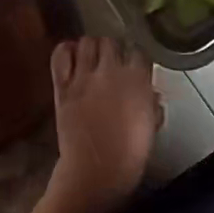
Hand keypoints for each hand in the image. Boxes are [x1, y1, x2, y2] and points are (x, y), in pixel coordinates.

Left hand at [46, 37, 162, 212]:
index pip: (139, 51)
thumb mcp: (151, 128)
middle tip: (111, 63)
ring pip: (87, 41)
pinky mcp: (62, 84)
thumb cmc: (130, 155)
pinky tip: (71, 57)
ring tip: (92, 59)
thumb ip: (151, 105)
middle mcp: (111, 71)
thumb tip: (151, 94)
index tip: (134, 66)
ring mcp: (84, 76)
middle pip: (111, 42)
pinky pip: (61, 54)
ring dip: (91, 48)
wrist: (96, 171)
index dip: (136, 58)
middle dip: (113, 50)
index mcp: (138, 80)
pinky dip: (66, 51)